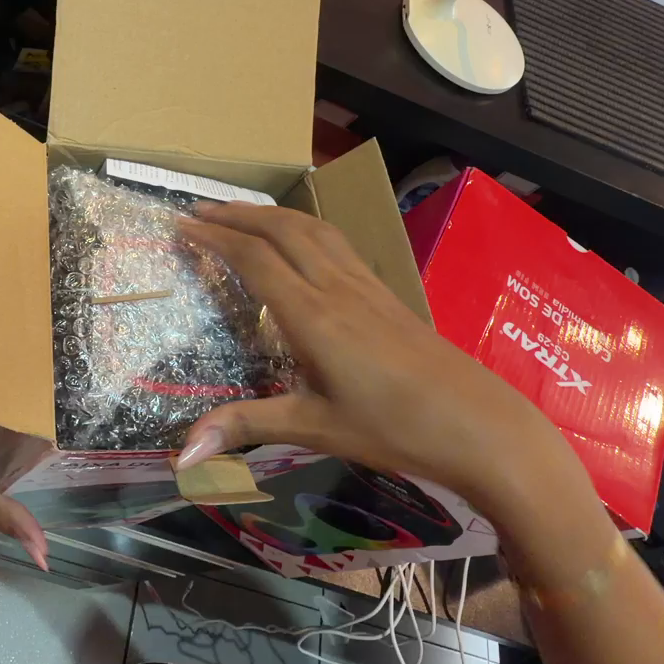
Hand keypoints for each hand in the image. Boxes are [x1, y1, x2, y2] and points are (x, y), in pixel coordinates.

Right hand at [172, 202, 578, 516]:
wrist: (481, 426)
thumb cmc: (395, 429)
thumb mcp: (315, 428)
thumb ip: (246, 426)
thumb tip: (183, 454)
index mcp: (313, 316)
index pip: (255, 259)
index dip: (215, 237)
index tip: (182, 225)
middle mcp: (336, 287)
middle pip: (282, 229)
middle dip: (238, 213)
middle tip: (199, 209)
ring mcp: (365, 286)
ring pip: (313, 228)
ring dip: (272, 213)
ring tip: (241, 212)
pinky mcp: (386, 293)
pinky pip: (336, 242)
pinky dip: (304, 226)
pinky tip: (302, 239)